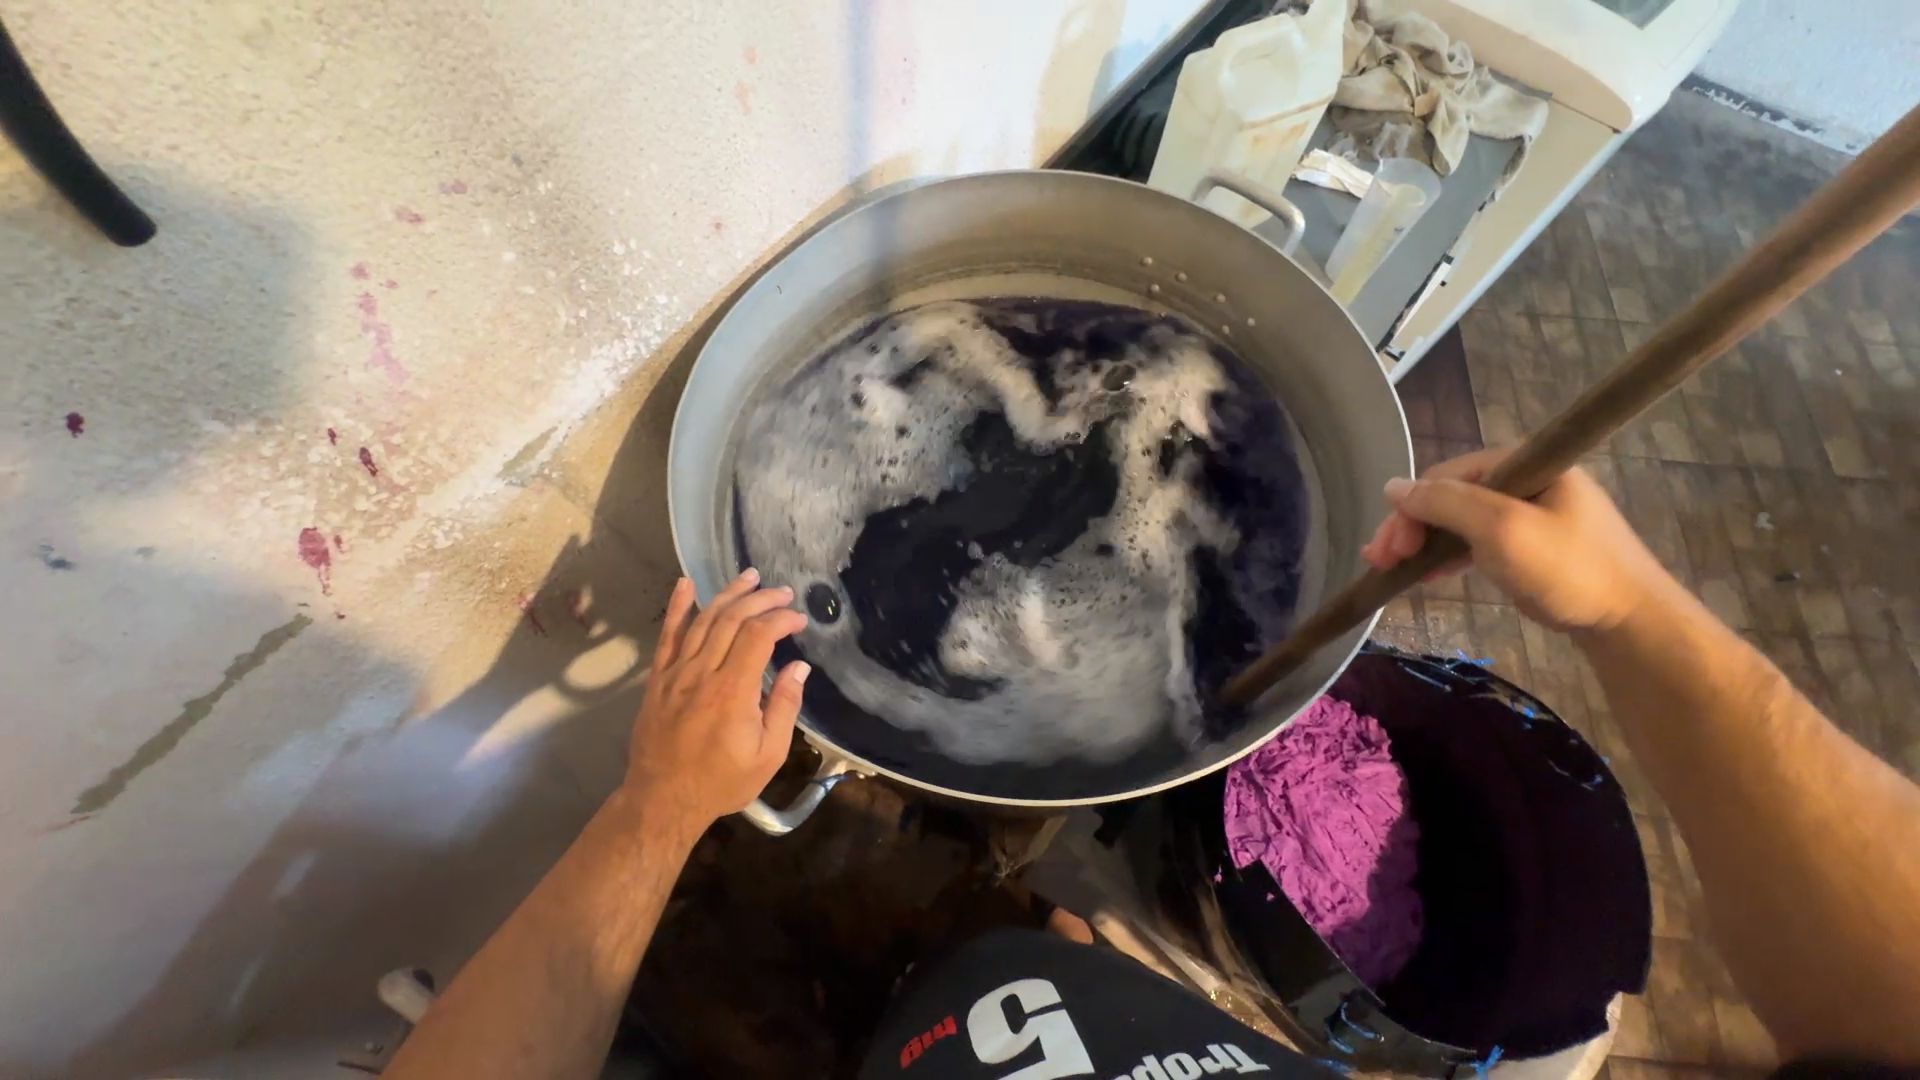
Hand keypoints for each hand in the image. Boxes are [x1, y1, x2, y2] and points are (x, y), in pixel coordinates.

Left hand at [624, 570, 809, 834]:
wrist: (663, 800)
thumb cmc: (722, 781)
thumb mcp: (769, 754)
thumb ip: (784, 706)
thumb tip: (798, 668)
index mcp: (733, 691)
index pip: (759, 636)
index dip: (781, 620)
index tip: (799, 621)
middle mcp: (702, 673)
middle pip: (732, 620)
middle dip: (761, 600)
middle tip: (783, 593)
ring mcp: (676, 673)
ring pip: (703, 620)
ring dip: (729, 594)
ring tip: (750, 578)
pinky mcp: (658, 679)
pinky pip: (668, 636)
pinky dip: (677, 607)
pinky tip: (686, 584)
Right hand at [1359, 447, 1672, 633]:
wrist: (1629, 622)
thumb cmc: (1566, 569)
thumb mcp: (1500, 528)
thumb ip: (1444, 503)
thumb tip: (1391, 486)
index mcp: (1527, 464)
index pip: (1447, 475)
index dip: (1410, 508)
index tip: (1389, 548)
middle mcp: (1526, 481)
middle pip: (1448, 497)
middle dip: (1409, 528)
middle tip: (1381, 561)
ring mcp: (1529, 514)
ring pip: (1457, 521)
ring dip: (1421, 543)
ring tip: (1392, 569)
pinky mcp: (1529, 545)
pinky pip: (1474, 540)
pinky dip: (1446, 555)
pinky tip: (1426, 574)